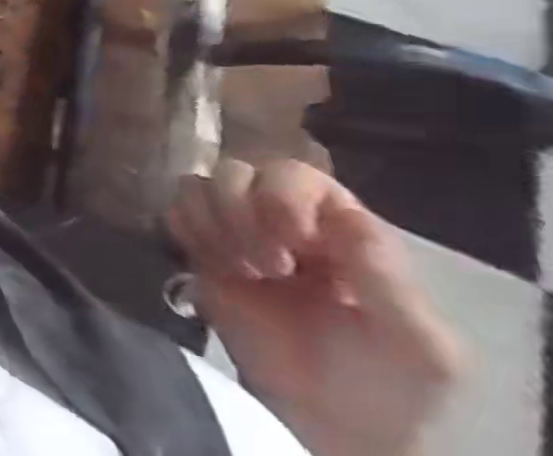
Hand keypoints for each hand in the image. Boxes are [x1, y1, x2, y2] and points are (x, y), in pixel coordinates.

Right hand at [169, 159, 462, 455]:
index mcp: (339, 225)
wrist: (325, 419)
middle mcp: (282, 216)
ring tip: (240, 271)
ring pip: (195, 185)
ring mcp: (234, 230)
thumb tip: (346, 217)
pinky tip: (211, 267)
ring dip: (212, 225)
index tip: (296, 247)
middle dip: (241, 215)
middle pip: (234, 171)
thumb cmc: (384, 380)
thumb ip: (387, 279)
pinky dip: (185, 232)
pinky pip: (172, 211)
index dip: (282, 199)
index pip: (293, 175)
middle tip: (268, 269)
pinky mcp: (197, 248)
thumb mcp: (419, 344)